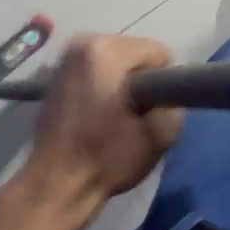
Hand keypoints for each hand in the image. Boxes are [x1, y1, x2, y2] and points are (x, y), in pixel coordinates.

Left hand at [23, 35, 183, 205]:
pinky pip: (99, 70)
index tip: (149, 113)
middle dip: (142, 81)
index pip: (159, 54)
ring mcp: (67, 56)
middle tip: (133, 117)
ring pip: (118, 61)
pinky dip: (105, 85)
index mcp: (106, 51)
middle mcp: (83, 43)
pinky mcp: (58, 73)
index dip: (163, 85)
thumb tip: (169, 98)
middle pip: (137, 54)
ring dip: (124, 84)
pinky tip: (98, 114)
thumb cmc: (105, 160)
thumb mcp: (157, 138)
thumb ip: (175, 107)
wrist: (54, 186)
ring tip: (115, 118)